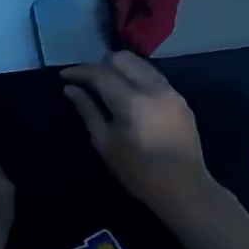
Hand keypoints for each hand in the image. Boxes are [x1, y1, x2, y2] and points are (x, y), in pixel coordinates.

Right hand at [62, 52, 217, 221]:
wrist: (184, 189)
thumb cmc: (138, 172)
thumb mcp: (105, 144)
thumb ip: (87, 111)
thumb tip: (70, 89)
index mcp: (132, 102)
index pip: (101, 74)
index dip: (80, 71)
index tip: (64, 75)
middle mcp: (153, 89)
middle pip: (123, 59)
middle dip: (101, 65)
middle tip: (87, 81)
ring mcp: (171, 92)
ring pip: (141, 64)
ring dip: (120, 68)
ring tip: (107, 84)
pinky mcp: (180, 99)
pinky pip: (154, 76)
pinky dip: (137, 77)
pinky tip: (129, 93)